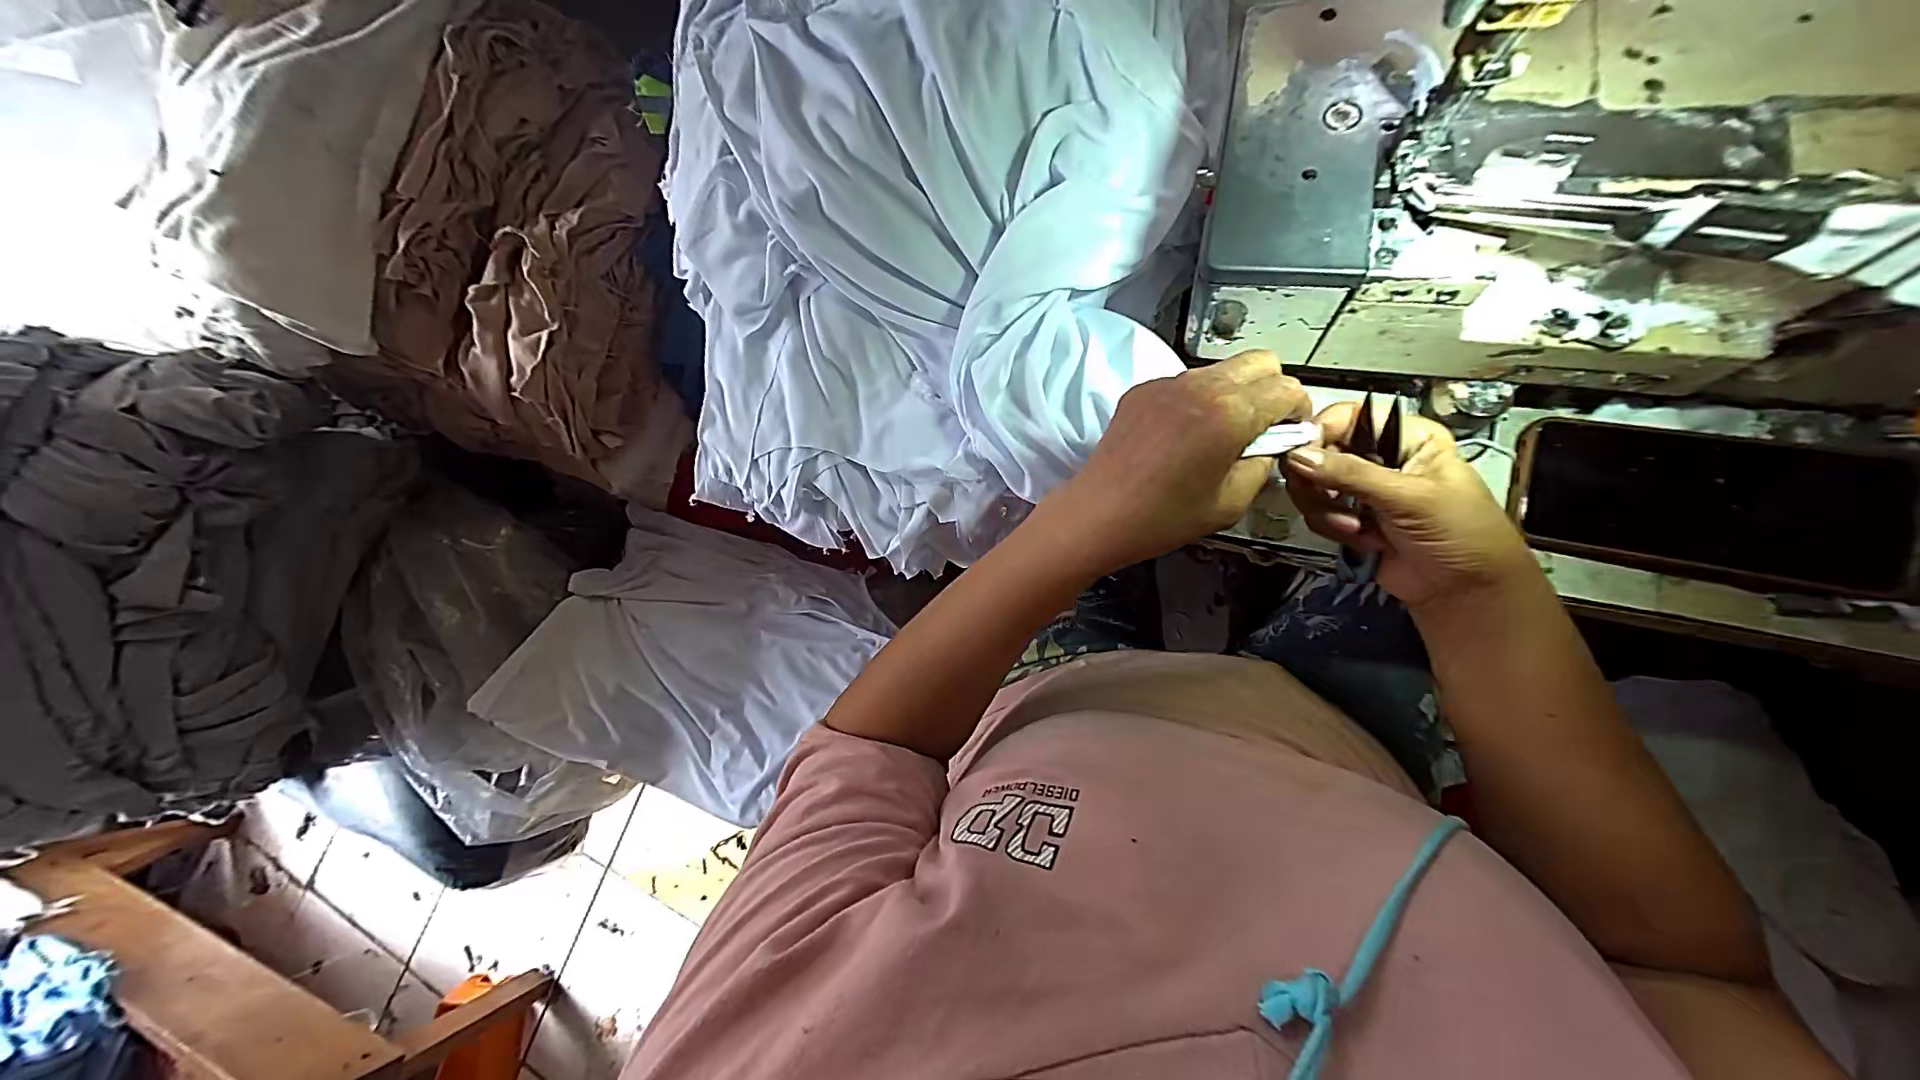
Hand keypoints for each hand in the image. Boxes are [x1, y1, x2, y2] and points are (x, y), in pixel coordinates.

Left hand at [1035, 350, 1311, 575]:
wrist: (1098, 514)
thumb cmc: (1160, 517)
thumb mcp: (1230, 502)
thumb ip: (1262, 464)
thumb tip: (1272, 446)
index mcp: (1229, 414)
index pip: (1288, 388)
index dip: (1297, 412)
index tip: (1289, 433)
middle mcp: (1200, 388)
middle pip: (1261, 362)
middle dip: (1271, 390)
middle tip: (1262, 426)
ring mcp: (1167, 384)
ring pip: (1222, 368)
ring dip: (1234, 391)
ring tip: (1221, 432)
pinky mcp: (1142, 390)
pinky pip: (1185, 381)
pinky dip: (1198, 398)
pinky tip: (1185, 433)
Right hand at [1280, 401, 1537, 610]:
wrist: (1464, 590)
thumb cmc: (1460, 532)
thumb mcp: (1408, 496)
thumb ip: (1351, 474)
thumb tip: (1299, 456)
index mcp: (1405, 436)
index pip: (1349, 417)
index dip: (1321, 432)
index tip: (1302, 454)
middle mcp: (1379, 457)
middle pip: (1319, 452)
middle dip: (1319, 481)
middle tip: (1329, 498)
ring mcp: (1361, 489)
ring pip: (1312, 485)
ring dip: (1326, 510)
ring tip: (1355, 528)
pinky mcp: (1348, 518)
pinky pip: (1317, 513)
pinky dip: (1332, 528)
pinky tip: (1362, 539)